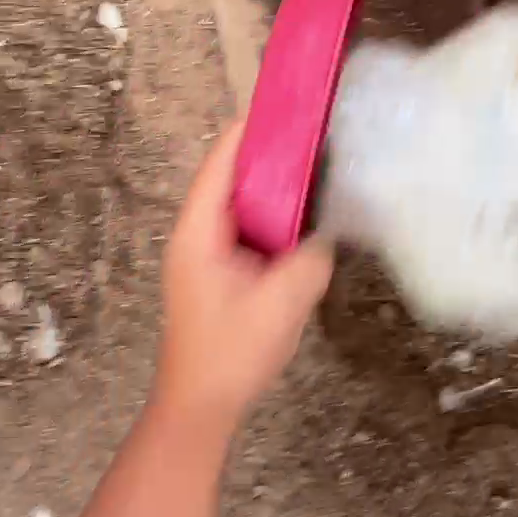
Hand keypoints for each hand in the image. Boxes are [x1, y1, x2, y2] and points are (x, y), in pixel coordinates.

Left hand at [154, 123, 334, 428]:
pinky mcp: (217, 276)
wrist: (200, 407)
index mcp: (198, 234)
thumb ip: (308, 262)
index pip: (219, 167)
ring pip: (238, 210)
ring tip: (310, 171)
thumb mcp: (280, 305)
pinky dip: (270, 223)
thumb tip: (322, 239)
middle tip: (308, 137)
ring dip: (269, 193)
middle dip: (265, 159)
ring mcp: (204, 258)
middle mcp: (195, 238)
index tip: (281, 109)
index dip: (246, 134)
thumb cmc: (230, 354)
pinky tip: (300, 225)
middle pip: (228, 183)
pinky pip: (245, 235)